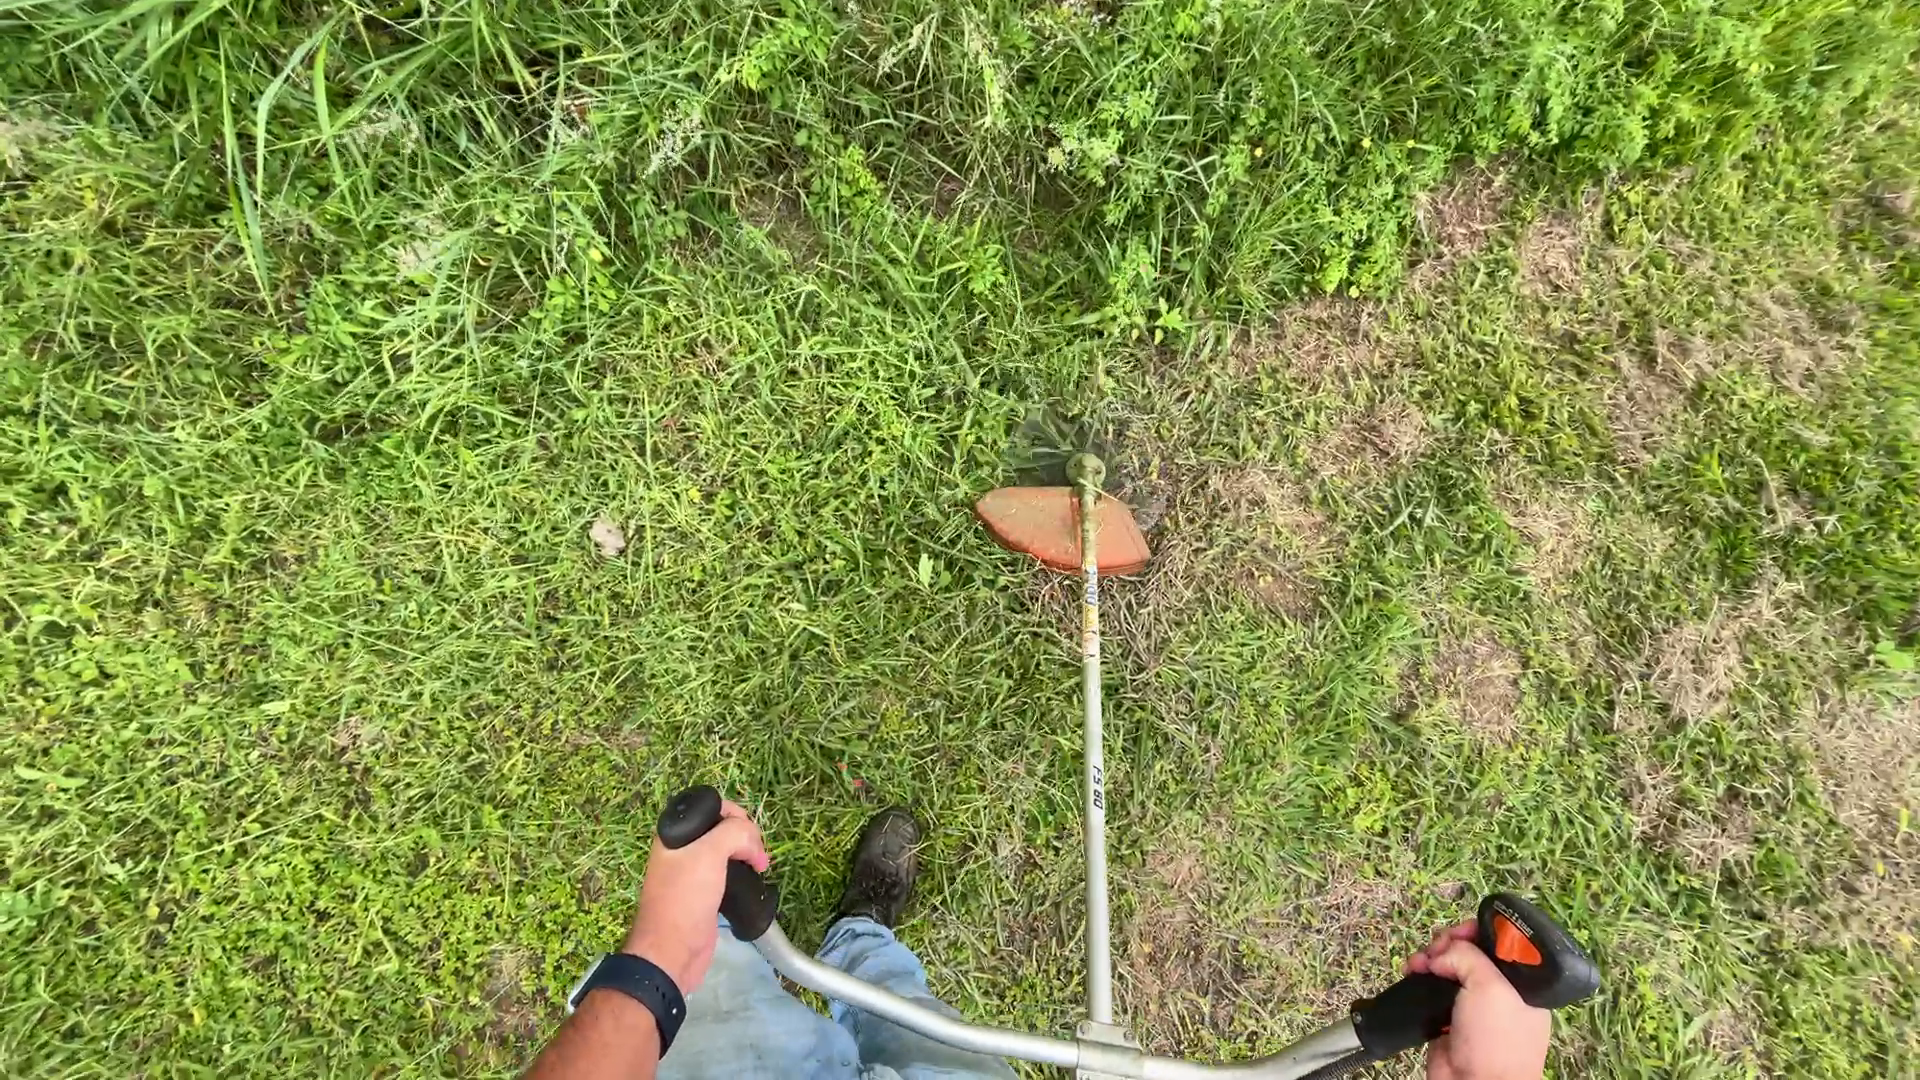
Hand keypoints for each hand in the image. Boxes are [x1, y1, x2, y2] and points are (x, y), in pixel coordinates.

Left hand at [621, 796, 769, 994]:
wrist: (673, 953)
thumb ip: (735, 832)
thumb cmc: (687, 897)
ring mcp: (692, 871)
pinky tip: (752, 877)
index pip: (712, 806)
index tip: (749, 833)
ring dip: (748, 852)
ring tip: (759, 866)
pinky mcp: (704, 892)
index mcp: (675, 832)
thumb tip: (753, 843)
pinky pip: (728, 870)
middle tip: (757, 854)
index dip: (736, 814)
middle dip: (746, 835)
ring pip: (728, 848)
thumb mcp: (710, 852)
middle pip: (724, 826)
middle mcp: (682, 848)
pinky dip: (743, 869)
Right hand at [1404, 921, 1549, 1079]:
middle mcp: (1498, 993)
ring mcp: (1472, 1004)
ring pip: (1447, 964)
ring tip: (1419, 964)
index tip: (1459, 932)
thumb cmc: (1494, 1038)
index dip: (1477, 932)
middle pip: (1469, 951)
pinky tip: (1412, 971)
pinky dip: (1420, 972)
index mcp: (1521, 987)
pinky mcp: (1448, 1013)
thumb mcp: (1490, 987)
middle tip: (1437, 951)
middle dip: (1448, 943)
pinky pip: (1432, 982)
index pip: (1500, 946)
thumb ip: (1467, 956)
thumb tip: (1440, 956)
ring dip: (1429, 956)